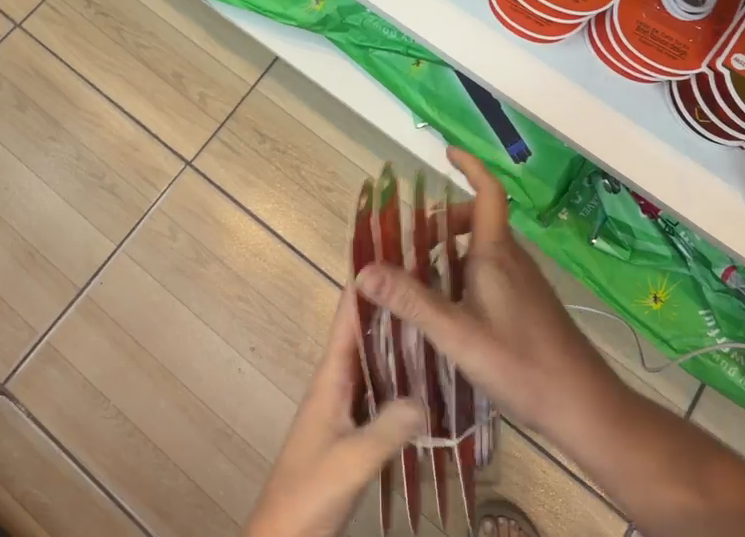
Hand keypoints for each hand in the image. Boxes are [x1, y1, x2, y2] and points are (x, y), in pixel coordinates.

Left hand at [245, 285, 424, 536]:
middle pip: (364, 334)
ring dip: (398, 340)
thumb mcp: (351, 461)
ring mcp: (345, 408)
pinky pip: (381, 391)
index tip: (391, 251)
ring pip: (375, 361)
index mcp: (329, 379)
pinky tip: (429, 379)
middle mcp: (336, 384)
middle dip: (390, 306)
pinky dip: (401, 377)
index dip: (364, 284)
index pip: (347, 318)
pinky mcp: (354, 431)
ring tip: (436, 319)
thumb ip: (387, 429)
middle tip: (429, 280)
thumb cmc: (308, 494)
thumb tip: (425, 396)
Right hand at [354, 148, 627, 443]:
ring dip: (451, 252)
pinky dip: (464, 276)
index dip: (470, 166)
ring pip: (483, 250)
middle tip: (410, 242)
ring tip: (418, 280)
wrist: (582, 404)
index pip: (488, 192)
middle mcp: (512, 259)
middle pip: (479, 220)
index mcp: (496, 253)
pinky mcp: (528, 307)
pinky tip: (448, 312)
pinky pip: (490, 274)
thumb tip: (364, 271)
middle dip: (444, 221)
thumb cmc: (521, 362)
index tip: (446, 153)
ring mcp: (524, 284)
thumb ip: (411, 301)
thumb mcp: (457, 333)